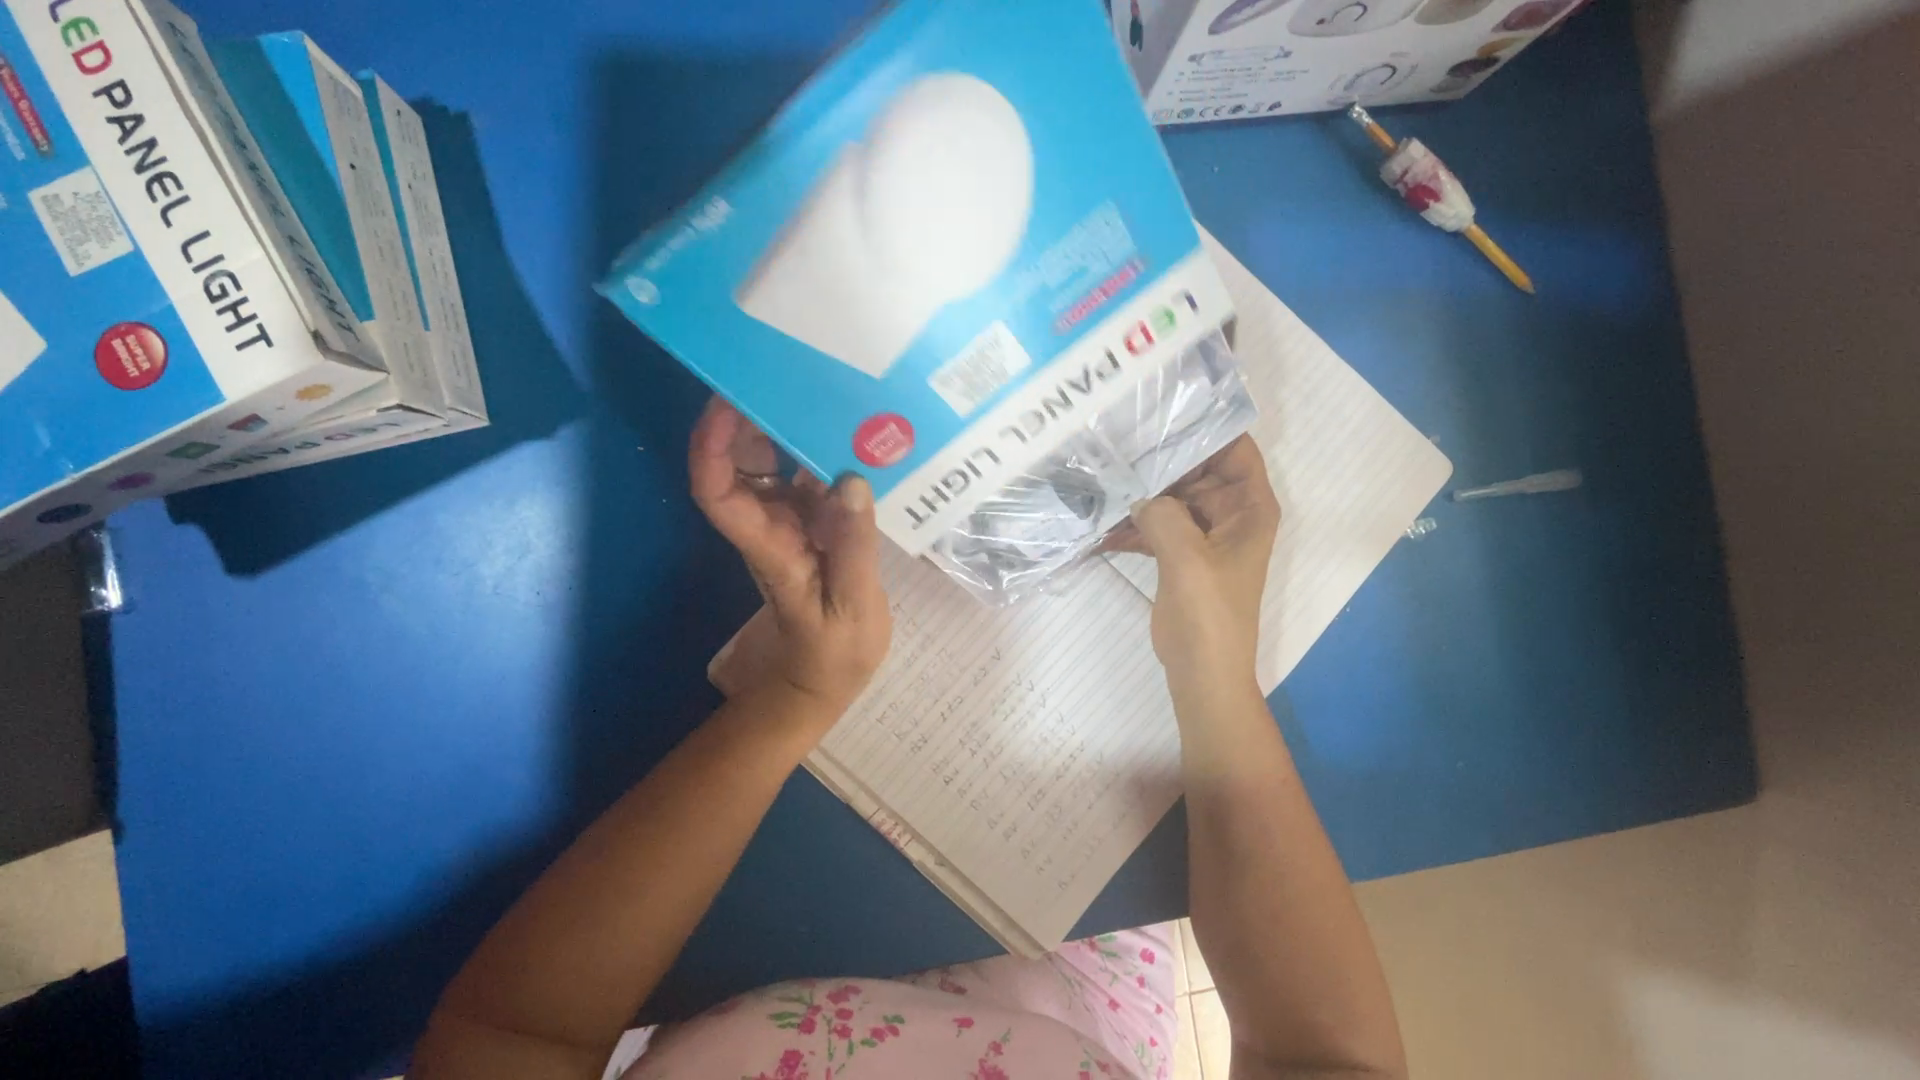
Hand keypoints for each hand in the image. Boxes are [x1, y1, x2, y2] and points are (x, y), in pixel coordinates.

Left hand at [689, 398, 891, 716]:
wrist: (818, 681)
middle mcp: (766, 526)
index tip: (724, 402)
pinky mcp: (806, 524)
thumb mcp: (851, 610)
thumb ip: (853, 549)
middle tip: (778, 370)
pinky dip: (813, 448)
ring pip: (765, 465)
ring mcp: (785, 523)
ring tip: (811, 386)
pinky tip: (843, 428)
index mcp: (767, 546)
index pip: (718, 494)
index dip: (710, 448)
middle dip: (742, 416)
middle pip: (735, 465)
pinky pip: (801, 477)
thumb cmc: (831, 655)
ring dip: (777, 425)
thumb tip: (851, 480)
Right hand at [1106, 436, 1278, 693]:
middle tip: (1114, 442)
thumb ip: (1163, 515)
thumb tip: (1138, 496)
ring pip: (1170, 496)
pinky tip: (1096, 524)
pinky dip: (1130, 526)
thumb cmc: (1209, 615)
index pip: (1234, 449)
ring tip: (1097, 478)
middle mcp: (1230, 513)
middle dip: (1158, 458)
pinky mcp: (1180, 555)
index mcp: (1250, 508)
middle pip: (1196, 468)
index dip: (1204, 427)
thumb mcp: (1187, 559)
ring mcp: (1204, 534)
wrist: (1202, 672)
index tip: (1159, 412)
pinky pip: (1155, 526)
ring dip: (1139, 493)